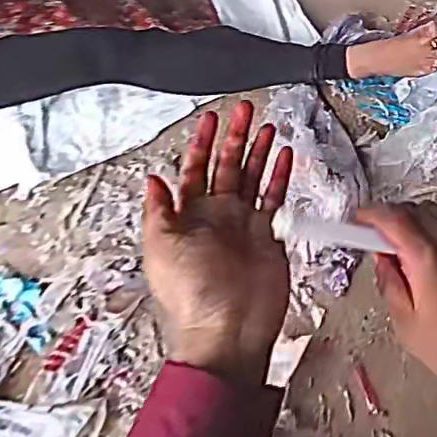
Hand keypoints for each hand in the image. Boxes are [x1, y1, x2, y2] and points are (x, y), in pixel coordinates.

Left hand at [141, 101, 294, 386]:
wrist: (230, 326)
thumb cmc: (193, 293)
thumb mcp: (162, 248)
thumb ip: (159, 211)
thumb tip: (152, 180)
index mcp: (190, 217)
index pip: (195, 169)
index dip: (202, 142)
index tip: (211, 118)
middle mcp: (217, 216)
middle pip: (227, 165)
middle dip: (235, 136)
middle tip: (245, 110)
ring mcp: (243, 223)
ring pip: (252, 176)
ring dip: (259, 151)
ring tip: (267, 127)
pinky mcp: (267, 233)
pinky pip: (273, 197)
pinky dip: (279, 175)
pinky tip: (284, 157)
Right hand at [356, 203, 436, 430]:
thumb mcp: (407, 324)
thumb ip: (389, 283)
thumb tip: (381, 259)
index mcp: (430, 257)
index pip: (393, 218)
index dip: (369, 215)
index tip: (355, 221)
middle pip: (413, 208)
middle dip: (389, 217)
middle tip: (373, 240)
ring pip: (432, 214)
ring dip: (410, 222)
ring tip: (398, 254)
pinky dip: (429, 231)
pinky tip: (422, 260)